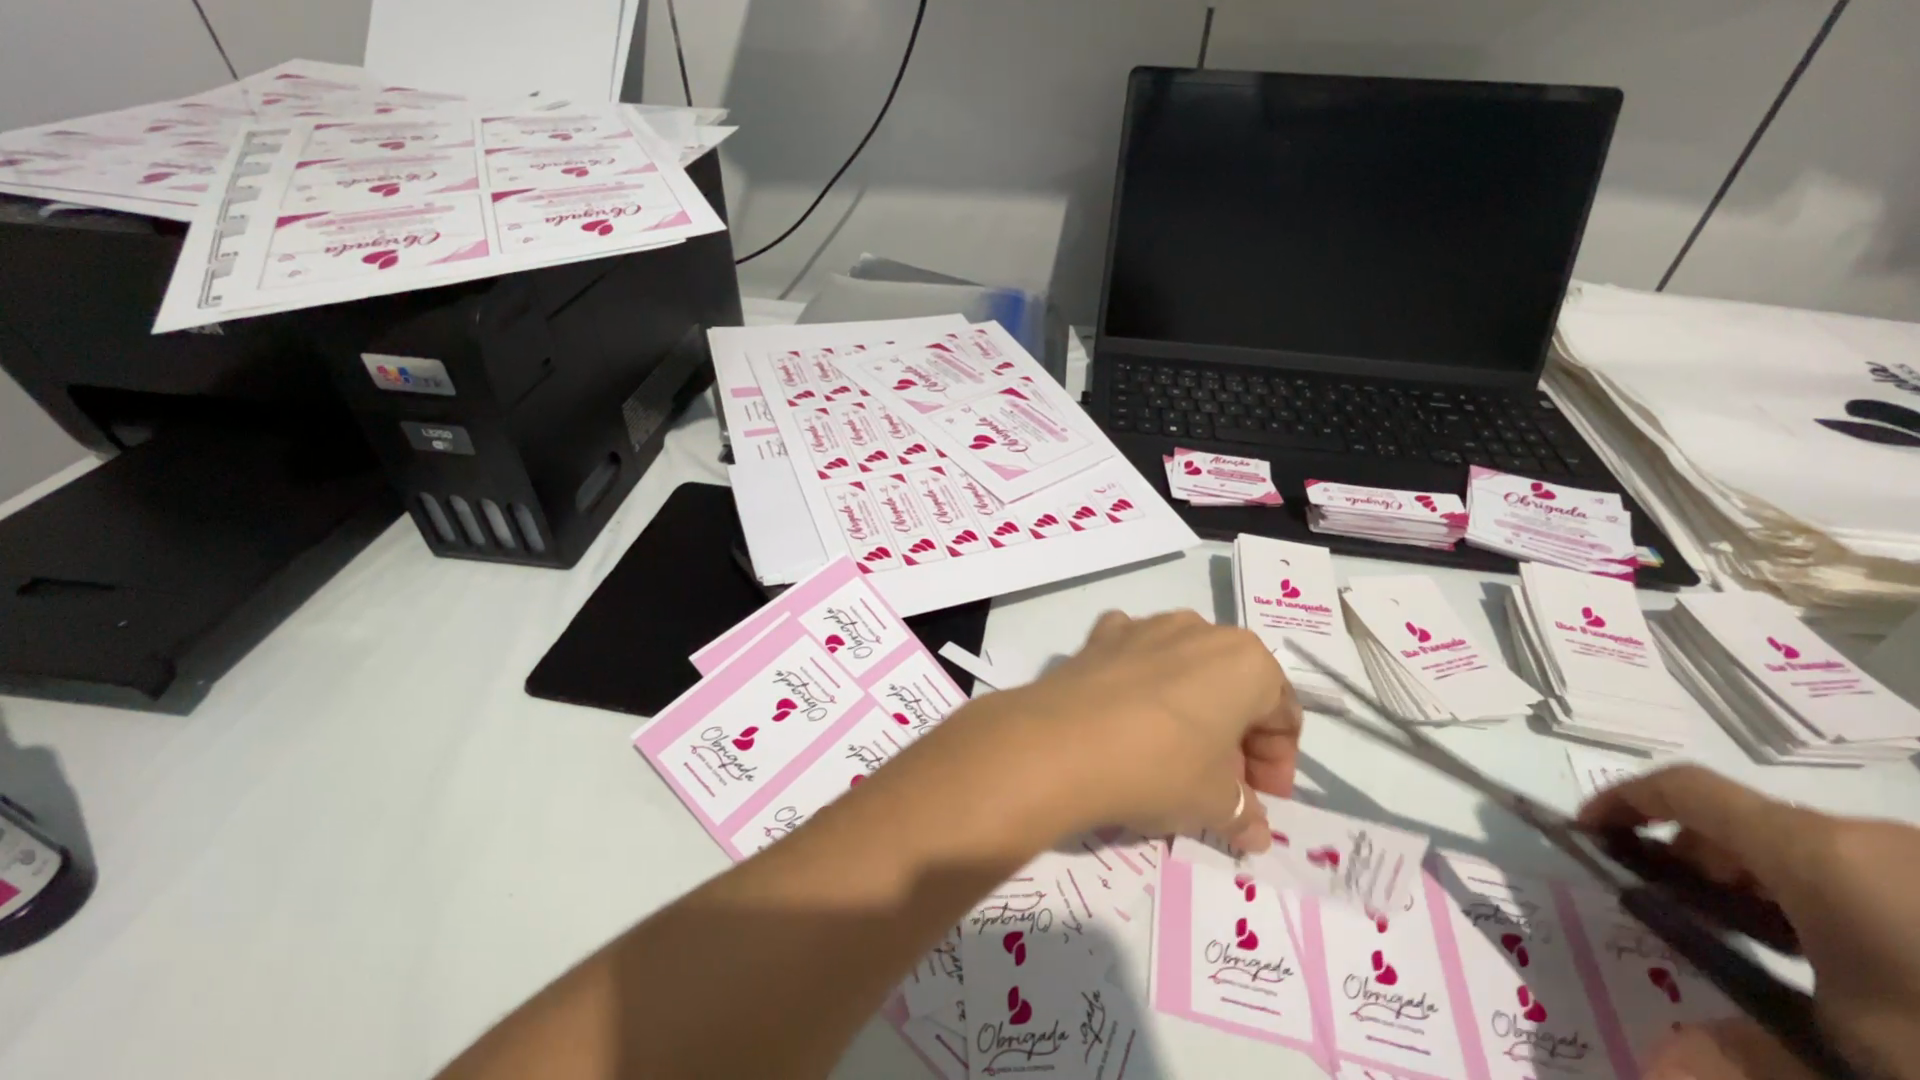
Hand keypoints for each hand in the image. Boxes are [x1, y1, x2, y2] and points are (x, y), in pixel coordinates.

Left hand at [973, 609, 1302, 852]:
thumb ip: (1243, 815)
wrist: (1059, 745)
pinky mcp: (1100, 637)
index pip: (1282, 716)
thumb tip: (1256, 833)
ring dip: (1189, 710)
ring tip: (1174, 757)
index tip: (1262, 802)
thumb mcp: (1213, 803)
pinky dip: (1139, 681)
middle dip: (1235, 738)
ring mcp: (1146, 627)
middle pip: (1234, 688)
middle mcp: (1201, 630)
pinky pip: (1134, 656)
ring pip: (1185, 669)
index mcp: (1248, 662)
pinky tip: (1127, 714)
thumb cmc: (1160, 768)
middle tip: (1221, 786)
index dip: (1277, 764)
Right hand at [1577, 765, 1919, 1079]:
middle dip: (1682, 854)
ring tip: (1728, 935)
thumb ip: (1738, 1045)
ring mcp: (1912, 859)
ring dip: (1745, 882)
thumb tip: (1665, 1063)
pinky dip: (1802, 899)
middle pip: (1739, 822)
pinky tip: (1815, 954)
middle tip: (1651, 903)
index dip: (1623, 801)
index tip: (1584, 833)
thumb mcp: (1840, 1050)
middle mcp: (1861, 838)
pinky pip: (1849, 873)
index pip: (1686, 792)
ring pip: (1796, 850)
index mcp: (1814, 853)